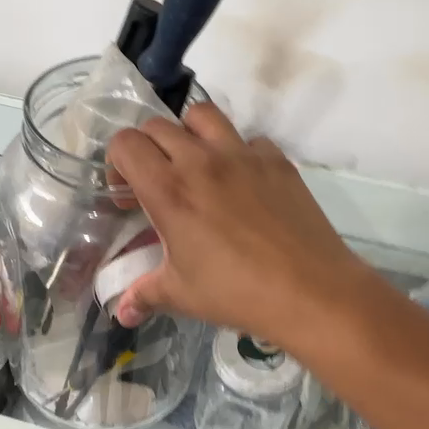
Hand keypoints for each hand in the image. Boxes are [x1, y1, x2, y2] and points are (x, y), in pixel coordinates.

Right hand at [107, 103, 379, 344]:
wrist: (311, 291)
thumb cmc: (237, 294)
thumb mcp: (182, 296)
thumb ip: (145, 295)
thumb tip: (124, 312)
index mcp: (170, 190)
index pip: (126, 144)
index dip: (117, 164)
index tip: (128, 196)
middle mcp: (202, 160)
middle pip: (158, 126)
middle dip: (147, 150)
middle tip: (156, 185)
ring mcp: (243, 155)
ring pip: (202, 115)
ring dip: (188, 134)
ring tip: (194, 167)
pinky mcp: (277, 160)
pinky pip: (247, 138)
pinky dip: (236, 152)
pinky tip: (241, 184)